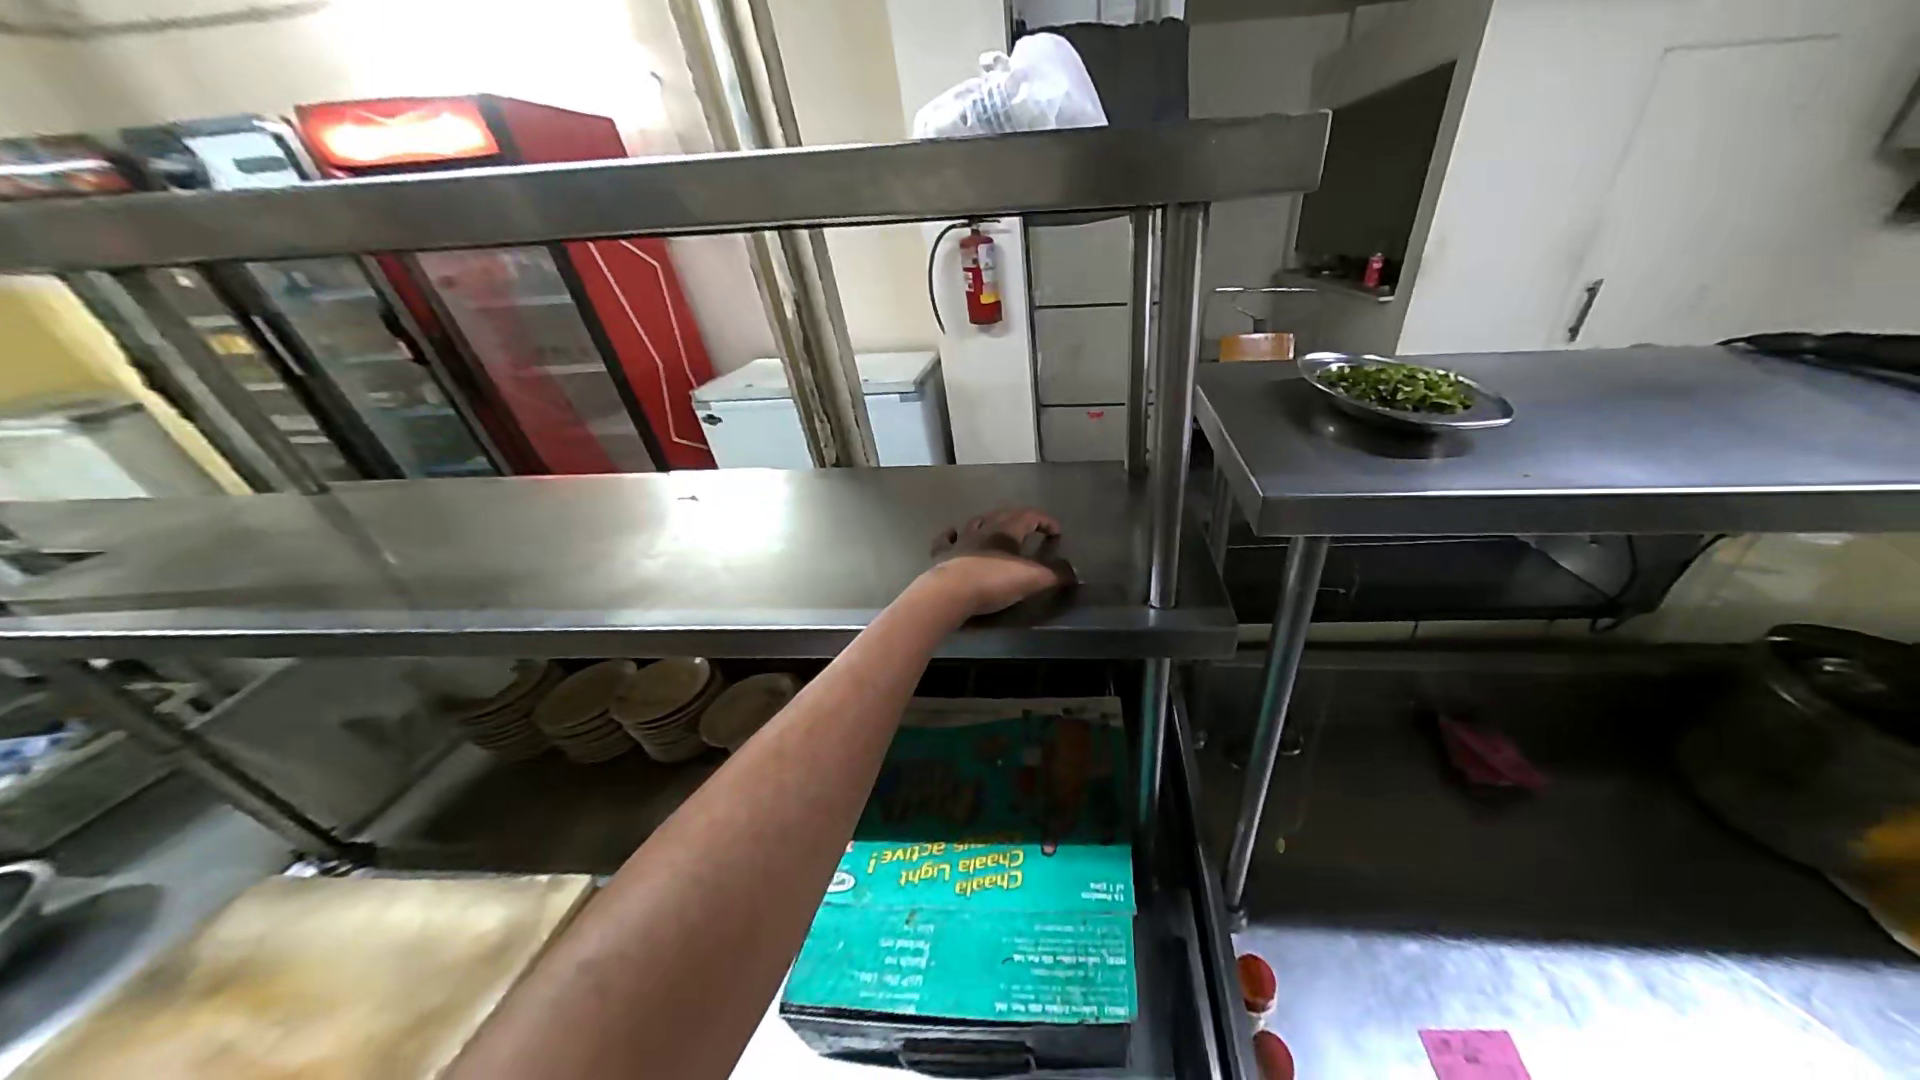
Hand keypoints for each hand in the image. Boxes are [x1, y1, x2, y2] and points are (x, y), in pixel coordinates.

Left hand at [919, 508, 1075, 618]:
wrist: (952, 592)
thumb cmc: (995, 580)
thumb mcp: (1033, 579)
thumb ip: (1056, 574)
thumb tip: (1073, 572)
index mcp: (1007, 530)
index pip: (1031, 516)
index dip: (1046, 521)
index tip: (1056, 532)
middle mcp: (984, 528)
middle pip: (1004, 515)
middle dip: (1019, 519)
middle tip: (1029, 528)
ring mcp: (961, 540)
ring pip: (976, 523)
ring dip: (989, 523)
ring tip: (996, 528)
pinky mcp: (943, 555)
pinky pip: (946, 539)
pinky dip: (951, 534)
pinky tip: (953, 533)